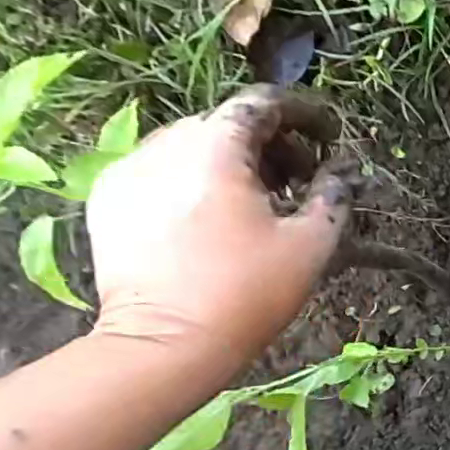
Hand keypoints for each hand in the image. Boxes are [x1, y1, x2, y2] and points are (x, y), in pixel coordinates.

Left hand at [86, 86, 350, 370]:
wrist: (165, 346)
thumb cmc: (247, 292)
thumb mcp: (311, 243)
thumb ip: (333, 195)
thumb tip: (340, 175)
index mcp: (217, 150)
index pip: (263, 103)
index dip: (305, 114)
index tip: (329, 139)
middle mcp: (166, 147)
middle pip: (229, 122)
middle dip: (273, 143)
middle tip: (300, 181)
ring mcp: (129, 172)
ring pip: (194, 144)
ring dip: (235, 160)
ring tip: (259, 202)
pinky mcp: (109, 200)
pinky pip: (163, 169)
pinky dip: (196, 179)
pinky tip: (213, 217)